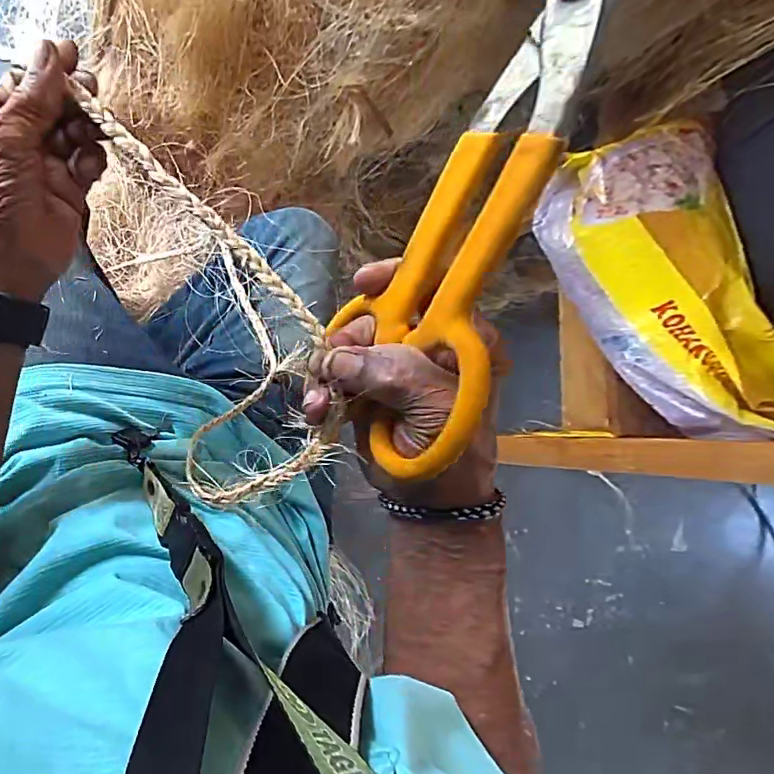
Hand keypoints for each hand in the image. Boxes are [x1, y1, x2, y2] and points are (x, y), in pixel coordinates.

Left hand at [0, 38, 106, 300]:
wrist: (13, 263)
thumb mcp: (7, 139)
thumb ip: (33, 94)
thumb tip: (51, 48)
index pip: (22, 85)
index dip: (46, 71)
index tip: (69, 56)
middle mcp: (20, 141)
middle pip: (54, 102)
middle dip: (72, 95)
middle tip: (85, 93)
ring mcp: (47, 164)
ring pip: (76, 127)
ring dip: (85, 124)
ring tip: (87, 130)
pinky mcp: (71, 186)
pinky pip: (89, 158)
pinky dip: (93, 156)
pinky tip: (88, 165)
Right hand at [302, 258, 506, 509]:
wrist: (428, 496)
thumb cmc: (451, 447)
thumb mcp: (430, 403)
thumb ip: (388, 372)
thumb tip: (334, 358)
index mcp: (456, 337)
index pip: (431, 285)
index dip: (397, 276)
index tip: (363, 284)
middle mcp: (420, 345)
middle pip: (373, 317)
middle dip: (345, 340)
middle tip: (331, 369)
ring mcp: (386, 368)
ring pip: (343, 347)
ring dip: (324, 373)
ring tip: (319, 405)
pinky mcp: (359, 390)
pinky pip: (329, 377)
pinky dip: (318, 392)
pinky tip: (317, 412)